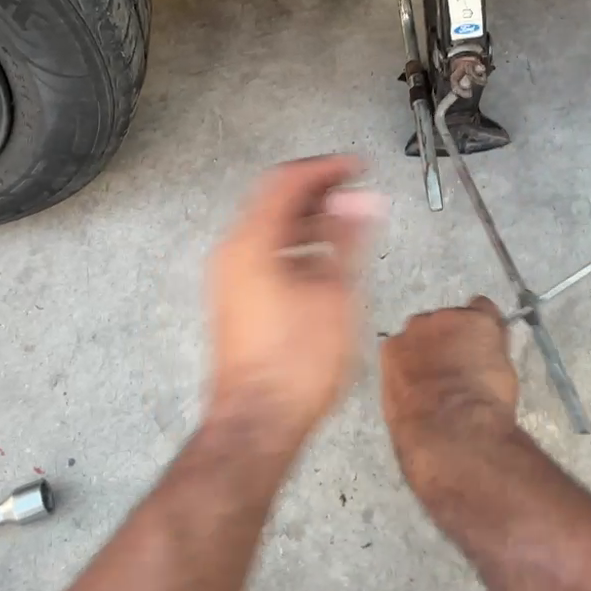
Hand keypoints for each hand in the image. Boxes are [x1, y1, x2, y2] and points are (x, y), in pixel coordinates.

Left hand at [205, 156, 383, 449]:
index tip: (357, 168)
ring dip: (309, 219)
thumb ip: (348, 239)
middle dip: (319, 192)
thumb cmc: (294, 366)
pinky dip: (295, 245)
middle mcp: (232, 254)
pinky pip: (264, 254)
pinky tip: (325, 261)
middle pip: (274, 201)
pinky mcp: (236, 301)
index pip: (287, 180)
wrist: (257, 423)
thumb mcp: (334, 293)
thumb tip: (361, 201)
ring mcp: (230, 279)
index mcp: (251, 242)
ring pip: (270, 229)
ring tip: (349, 225)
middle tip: (356, 193)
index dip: (326, 168)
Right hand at [381, 297, 519, 486]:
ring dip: (469, 336)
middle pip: (433, 325)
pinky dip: (493, 327)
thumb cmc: (422, 433)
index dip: (425, 357)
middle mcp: (416, 326)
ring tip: (482, 364)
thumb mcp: (401, 407)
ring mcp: (449, 319)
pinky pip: (487, 312)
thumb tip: (419, 384)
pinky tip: (497, 347)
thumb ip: (408, 384)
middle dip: (445, 341)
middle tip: (459, 368)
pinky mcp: (480, 321)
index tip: (436, 372)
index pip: (408, 343)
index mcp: (392, 350)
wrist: (455, 431)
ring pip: (461, 318)